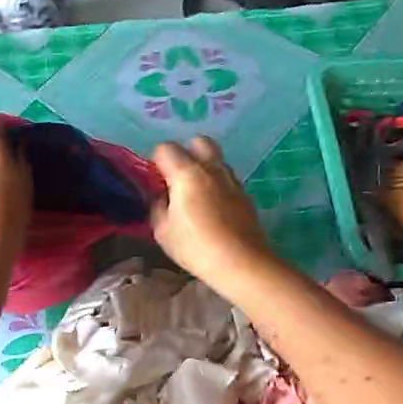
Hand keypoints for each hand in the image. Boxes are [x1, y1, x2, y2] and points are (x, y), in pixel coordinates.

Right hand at [149, 137, 281, 292]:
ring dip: (204, 169)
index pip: (166, 148)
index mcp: (187, 173)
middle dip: (186, 153)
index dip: (157, 162)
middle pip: (198, 141)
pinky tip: (214, 209)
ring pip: (216, 160)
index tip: (156, 182)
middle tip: (178, 179)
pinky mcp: (246, 194)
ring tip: (197, 196)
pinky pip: (228, 179)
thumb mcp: (163, 231)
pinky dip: (218, 185)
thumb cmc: (196, 247)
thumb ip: (157, 207)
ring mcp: (232, 180)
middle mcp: (212, 168)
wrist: (241, 262)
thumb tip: (162, 197)